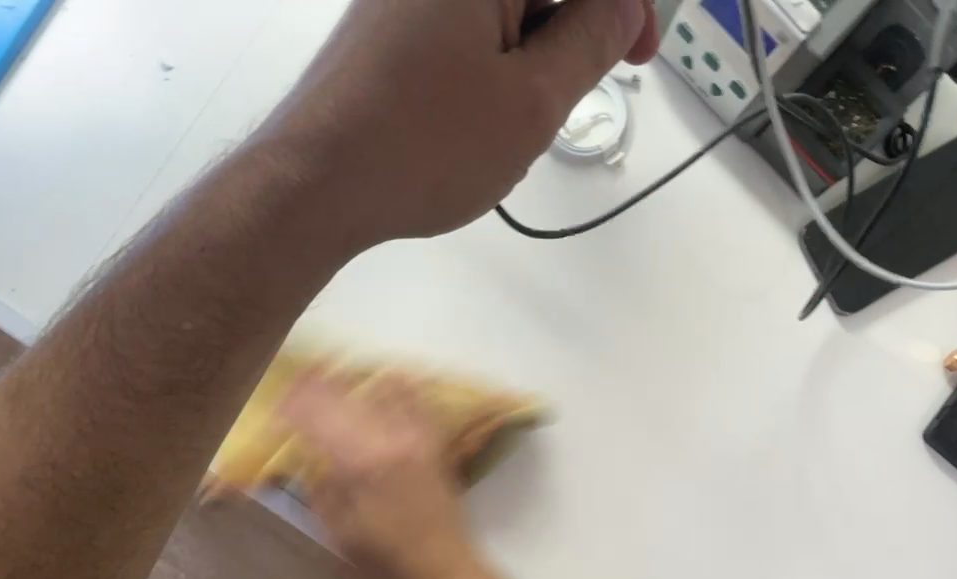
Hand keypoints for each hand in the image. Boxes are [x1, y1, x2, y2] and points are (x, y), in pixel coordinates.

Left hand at [261, 0, 659, 245]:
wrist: (316, 184)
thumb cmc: (425, 146)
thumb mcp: (530, 103)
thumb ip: (590, 41)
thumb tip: (621, 5)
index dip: (623, 5)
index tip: (640, 55)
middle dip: (573, 29)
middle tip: (577, 94)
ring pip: (501, 12)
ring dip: (531, 53)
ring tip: (519, 122)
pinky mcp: (386, 25)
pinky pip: (461, 28)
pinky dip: (490, 62)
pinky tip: (482, 115)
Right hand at [277, 369, 487, 578]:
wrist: (445, 577)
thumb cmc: (385, 568)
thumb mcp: (338, 533)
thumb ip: (320, 486)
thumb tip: (308, 454)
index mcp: (360, 463)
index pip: (315, 414)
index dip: (290, 405)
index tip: (275, 410)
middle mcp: (390, 439)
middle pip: (344, 394)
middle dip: (314, 387)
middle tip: (294, 386)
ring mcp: (418, 437)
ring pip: (379, 388)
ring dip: (351, 383)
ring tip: (330, 381)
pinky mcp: (437, 443)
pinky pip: (418, 399)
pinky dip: (396, 386)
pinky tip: (381, 383)